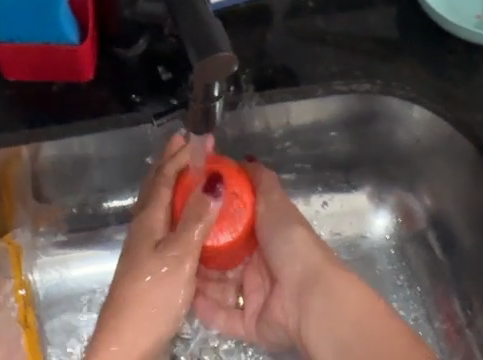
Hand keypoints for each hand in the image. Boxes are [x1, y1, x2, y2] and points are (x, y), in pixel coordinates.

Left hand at [86, 133, 221, 359]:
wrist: (125, 344)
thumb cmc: (152, 295)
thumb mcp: (179, 256)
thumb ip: (196, 219)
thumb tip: (214, 178)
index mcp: (148, 218)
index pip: (164, 176)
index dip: (182, 154)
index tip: (199, 136)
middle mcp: (143, 226)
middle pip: (156, 185)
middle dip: (172, 162)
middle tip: (188, 144)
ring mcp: (143, 245)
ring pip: (159, 203)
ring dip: (173, 184)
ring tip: (191, 174)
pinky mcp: (149, 263)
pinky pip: (164, 222)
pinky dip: (176, 209)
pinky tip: (187, 220)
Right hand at [191, 162, 345, 350]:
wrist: (310, 296)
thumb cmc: (290, 243)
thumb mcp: (274, 201)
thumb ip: (259, 181)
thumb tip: (244, 159)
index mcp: (263, 235)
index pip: (230, 225)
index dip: (209, 217)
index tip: (183, 207)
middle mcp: (257, 264)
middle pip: (220, 256)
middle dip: (197, 250)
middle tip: (172, 240)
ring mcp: (254, 295)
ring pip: (218, 287)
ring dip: (197, 280)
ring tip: (173, 268)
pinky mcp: (251, 324)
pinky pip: (224, 317)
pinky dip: (207, 309)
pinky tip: (187, 295)